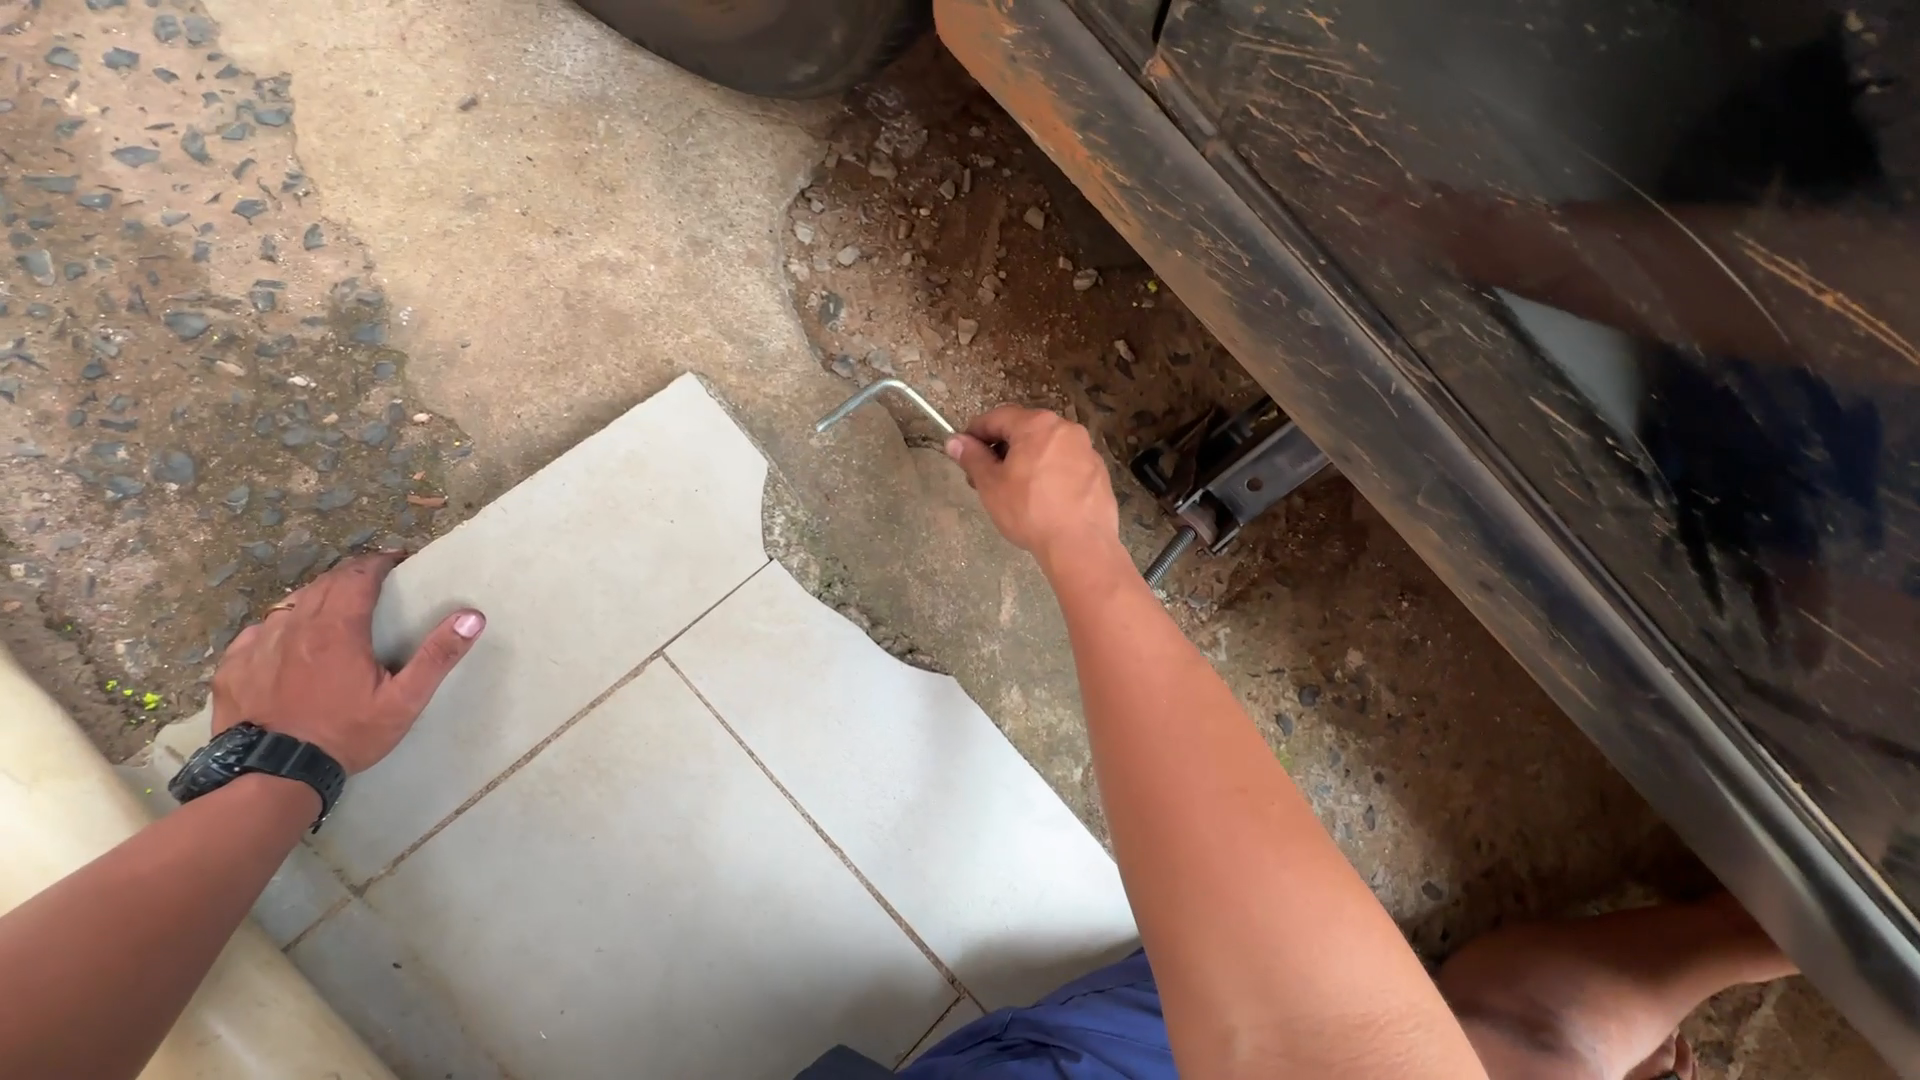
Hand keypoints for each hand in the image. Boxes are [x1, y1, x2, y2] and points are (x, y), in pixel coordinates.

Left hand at [210, 552, 484, 773]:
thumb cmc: (346, 734)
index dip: (379, 562)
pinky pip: (258, 632)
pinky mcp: (233, 667)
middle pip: (323, 584)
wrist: (272, 774)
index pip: (358, 577)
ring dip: (316, 598)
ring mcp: (258, 646)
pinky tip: (288, 641)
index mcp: (337, 629)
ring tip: (334, 607)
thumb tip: (472, 617)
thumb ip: (437, 656)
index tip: (396, 559)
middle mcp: (294, 627)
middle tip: (373, 580)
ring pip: (289, 605)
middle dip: (351, 575)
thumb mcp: (404, 700)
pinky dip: (280, 626)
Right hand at [945, 405, 1121, 574]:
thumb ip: (972, 458)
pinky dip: (1050, 473)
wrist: (1080, 544)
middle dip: (1001, 448)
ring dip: (1026, 460)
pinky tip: (1043, 499)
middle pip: (1024, 430)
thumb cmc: (1030, 511)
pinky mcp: (1099, 472)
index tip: (963, 451)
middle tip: (985, 476)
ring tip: (1014, 490)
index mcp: (1037, 425)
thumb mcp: (991, 485)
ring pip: (1047, 447)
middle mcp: (1065, 428)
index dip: (975, 432)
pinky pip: (1066, 464)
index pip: (997, 417)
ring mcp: (1086, 449)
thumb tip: (955, 442)